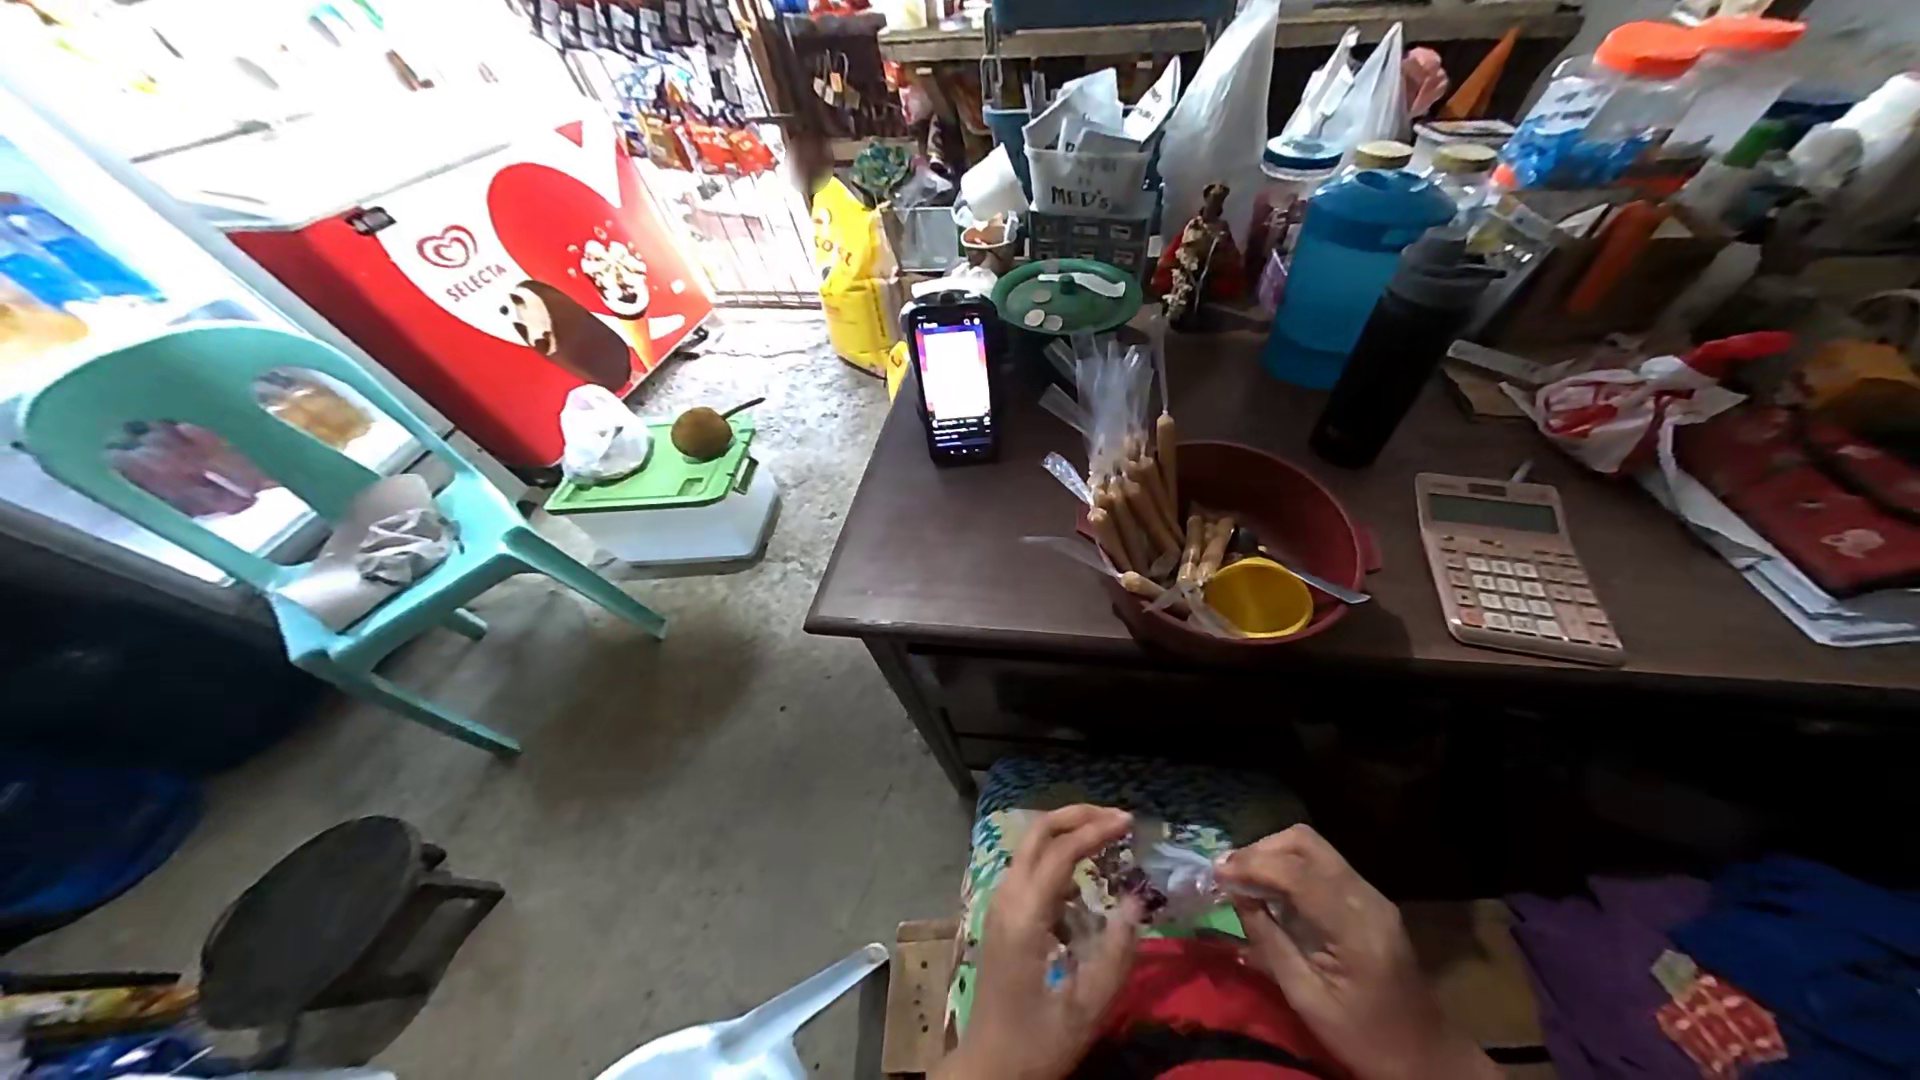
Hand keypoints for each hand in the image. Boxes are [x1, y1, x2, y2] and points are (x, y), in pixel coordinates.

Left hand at [935, 805, 1141, 1079]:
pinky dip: (1058, 861)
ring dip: (1067, 833)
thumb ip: (1116, 952)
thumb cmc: (1038, 1042)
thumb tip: (1136, 898)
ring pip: (1031, 846)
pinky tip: (1084, 887)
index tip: (1128, 821)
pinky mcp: (1002, 914)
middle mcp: (1006, 897)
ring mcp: (1000, 903)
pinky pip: (1031, 870)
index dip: (1095, 830)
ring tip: (1108, 841)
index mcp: (1024, 915)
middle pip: (1037, 832)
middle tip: (1117, 818)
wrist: (988, 1068)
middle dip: (1077, 815)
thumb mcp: (1087, 1007)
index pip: (1060, 851)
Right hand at [1216, 825, 1497, 1079]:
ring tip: (1244, 878)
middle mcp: (1367, 898)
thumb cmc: (1363, 1039)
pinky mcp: (1368, 898)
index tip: (1216, 873)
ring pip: (1310, 846)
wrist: (1427, 1060)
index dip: (1251, 865)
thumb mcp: (1306, 999)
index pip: (1296, 873)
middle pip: (1304, 842)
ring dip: (1272, 853)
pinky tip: (1269, 887)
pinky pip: (1320, 862)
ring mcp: (1371, 895)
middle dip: (1260, 850)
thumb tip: (1235, 894)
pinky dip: (1287, 865)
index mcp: (1356, 928)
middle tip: (1230, 872)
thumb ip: (1268, 940)